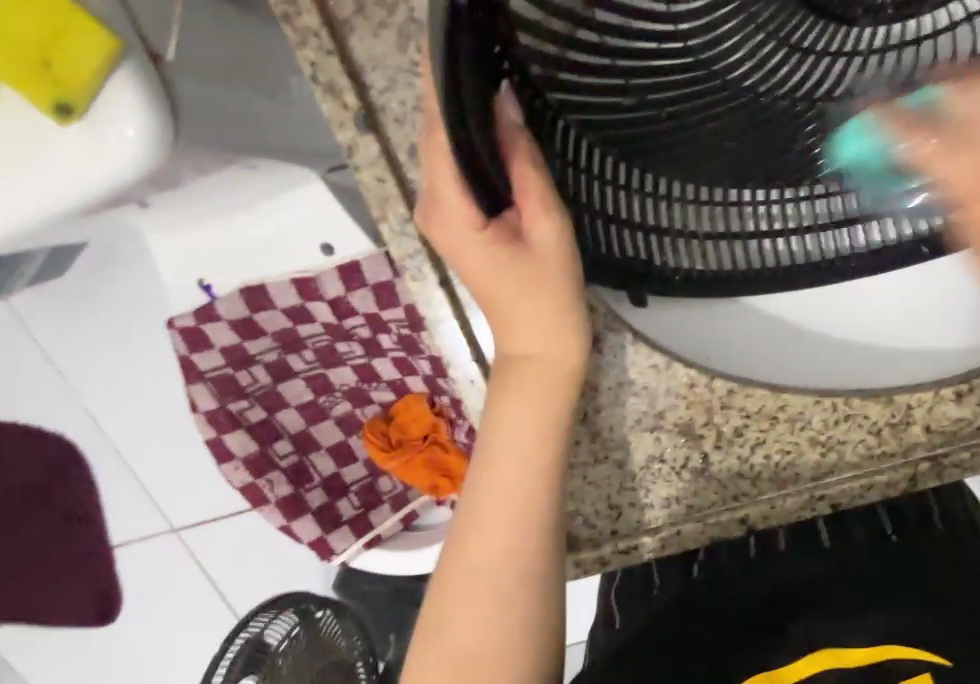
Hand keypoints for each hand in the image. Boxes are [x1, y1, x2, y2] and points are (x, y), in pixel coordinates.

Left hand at [417, 58, 590, 367]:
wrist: (540, 346)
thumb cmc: (549, 293)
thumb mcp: (546, 223)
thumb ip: (523, 161)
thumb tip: (505, 102)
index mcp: (450, 207)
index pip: (437, 128)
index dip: (440, 80)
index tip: (449, 40)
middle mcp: (431, 205)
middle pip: (433, 134)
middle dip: (449, 91)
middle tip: (477, 51)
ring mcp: (437, 215)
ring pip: (441, 150)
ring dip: (459, 115)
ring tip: (485, 76)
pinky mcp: (451, 222)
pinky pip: (453, 170)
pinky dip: (466, 143)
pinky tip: (488, 122)